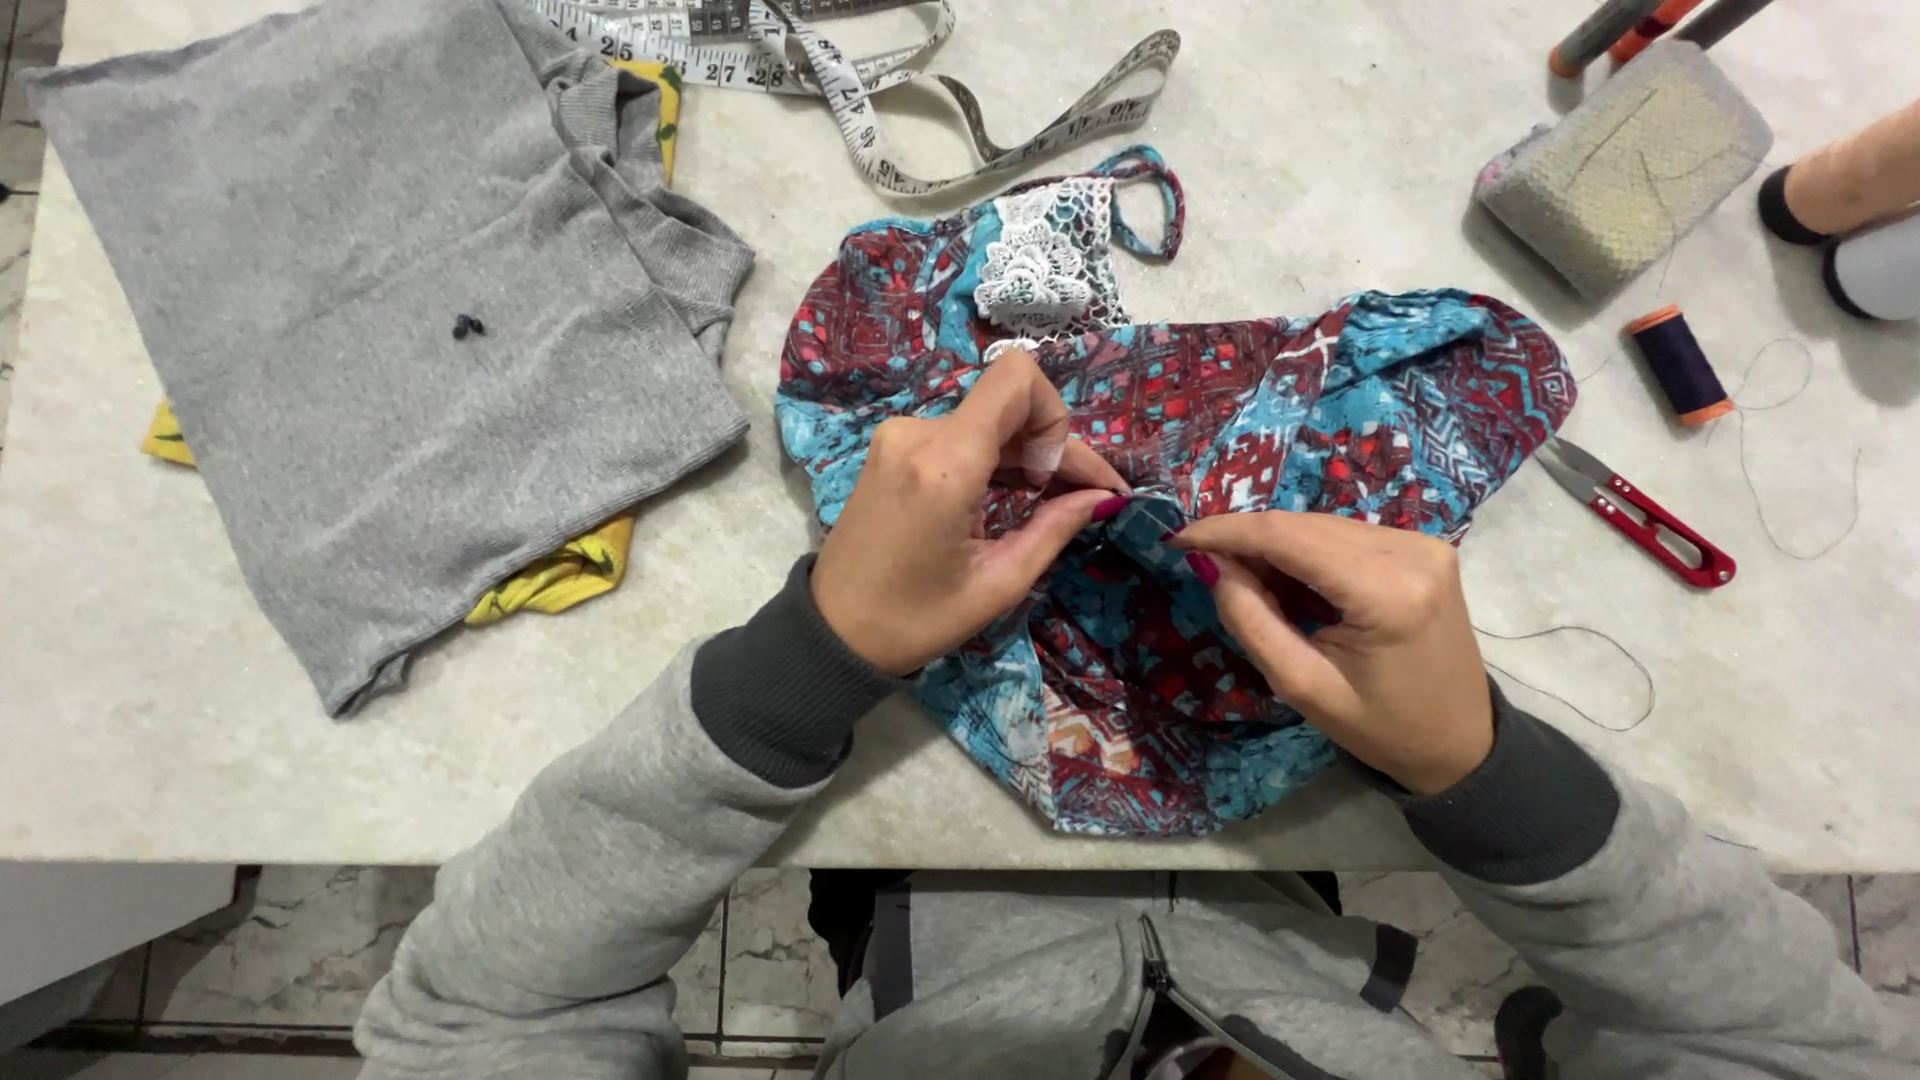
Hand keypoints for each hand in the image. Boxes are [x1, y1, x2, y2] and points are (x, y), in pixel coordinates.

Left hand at [812, 348, 1126, 675]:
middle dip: (1054, 445)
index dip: (1054, 417)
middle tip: (1087, 496)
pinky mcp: (892, 449)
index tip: (1051, 477)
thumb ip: (1054, 529)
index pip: (1016, 378)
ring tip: (1056, 501)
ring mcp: (899, 437)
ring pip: (987, 419)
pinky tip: (1015, 495)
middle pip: (1008, 403)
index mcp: (943, 463)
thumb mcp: (997, 584)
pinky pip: (960, 435)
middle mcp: (917, 433)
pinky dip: (995, 459)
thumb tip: (1102, 498)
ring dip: (1026, 453)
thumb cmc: (914, 621)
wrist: (833, 631)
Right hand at [1173, 512, 1492, 794]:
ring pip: (1318, 524)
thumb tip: (1210, 562)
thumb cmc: (1379, 727)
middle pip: (1302, 524)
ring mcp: (1423, 544)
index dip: (1225, 531)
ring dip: (1270, 544)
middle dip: (1244, 538)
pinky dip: (1301, 549)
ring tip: (1238, 575)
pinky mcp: (1423, 547)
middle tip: (1201, 562)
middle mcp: (1412, 551)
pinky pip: (1341, 534)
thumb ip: (1249, 617)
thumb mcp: (1299, 683)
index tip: (1178, 538)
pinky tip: (1282, 575)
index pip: (1287, 537)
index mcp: (1387, 592)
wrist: (1461, 743)